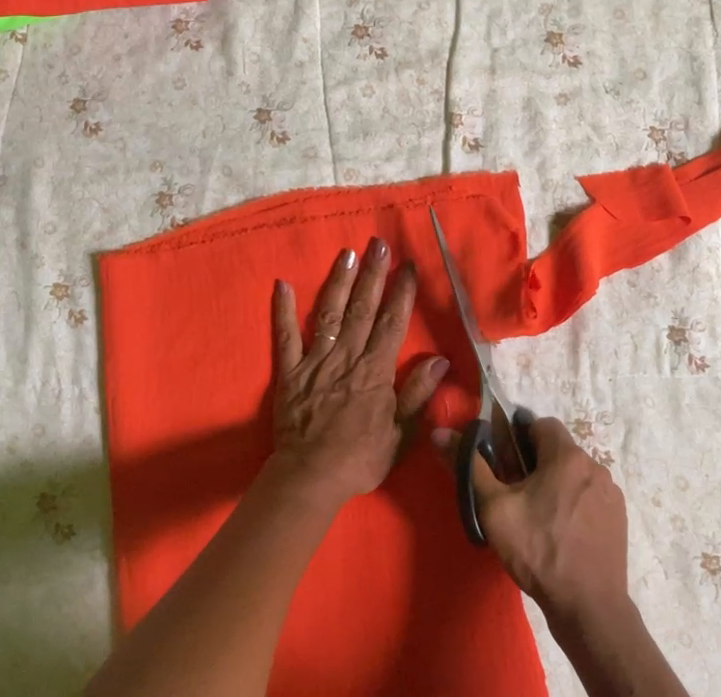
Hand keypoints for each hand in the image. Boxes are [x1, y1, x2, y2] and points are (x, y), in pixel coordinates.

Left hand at [269, 238, 448, 509]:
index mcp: (375, 371)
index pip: (393, 324)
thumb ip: (416, 394)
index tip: (408, 266)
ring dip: (339, 282)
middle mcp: (347, 357)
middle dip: (373, 275)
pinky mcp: (289, 372)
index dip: (401, 293)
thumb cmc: (360, 459)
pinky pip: (285, 337)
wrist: (311, 477)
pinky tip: (282, 285)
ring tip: (347, 254)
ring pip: (329, 314)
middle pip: (363, 309)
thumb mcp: (401, 434)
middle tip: (379, 244)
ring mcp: (315, 361)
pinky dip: (283, 310)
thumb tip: (438, 359)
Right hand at [434, 416, 629, 617]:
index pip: (541, 424)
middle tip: (515, 494)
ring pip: (575, 475)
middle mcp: (595, 467)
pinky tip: (561, 534)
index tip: (504, 463)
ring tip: (537, 518)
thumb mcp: (494, 508)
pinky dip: (574, 505)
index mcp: (568, 456)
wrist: (588, 607)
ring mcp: (612, 494)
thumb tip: (439, 433)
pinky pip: (590, 497)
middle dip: (535, 464)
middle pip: (558, 450)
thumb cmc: (537, 550)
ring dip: (556, 485)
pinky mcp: (619, 519)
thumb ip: (469, 466)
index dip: (518, 437)